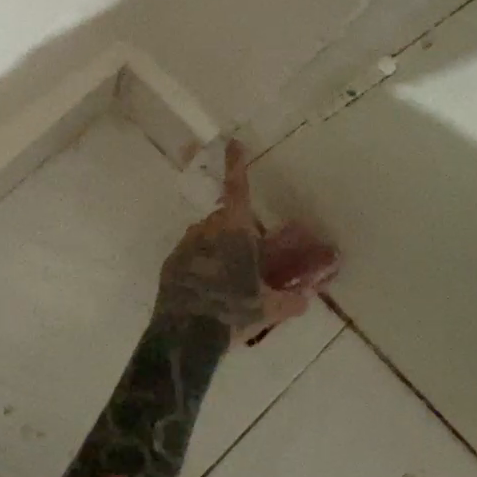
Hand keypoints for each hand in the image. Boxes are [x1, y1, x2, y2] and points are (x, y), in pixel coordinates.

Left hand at [155, 141, 337, 339]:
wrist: (185, 335)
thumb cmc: (232, 312)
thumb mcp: (269, 309)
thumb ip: (291, 300)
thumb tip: (307, 298)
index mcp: (234, 231)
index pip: (238, 190)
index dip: (238, 165)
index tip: (234, 142)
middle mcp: (206, 231)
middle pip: (224, 220)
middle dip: (237, 231)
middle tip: (250, 256)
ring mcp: (184, 247)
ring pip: (205, 238)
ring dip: (218, 248)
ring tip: (229, 277)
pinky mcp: (170, 266)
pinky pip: (190, 256)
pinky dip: (201, 265)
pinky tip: (209, 289)